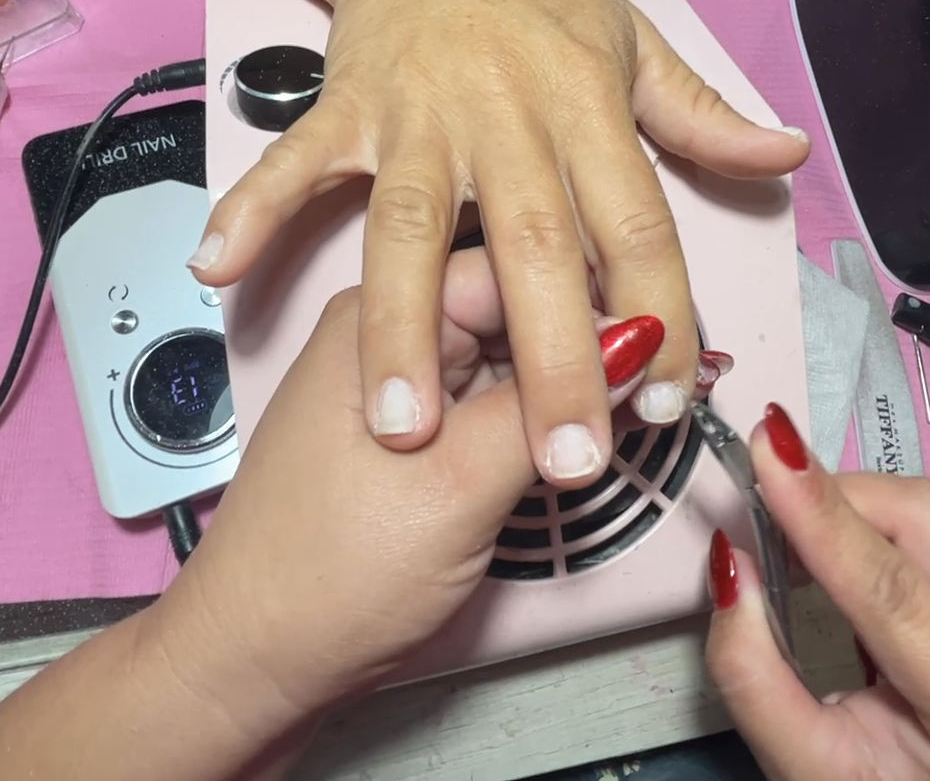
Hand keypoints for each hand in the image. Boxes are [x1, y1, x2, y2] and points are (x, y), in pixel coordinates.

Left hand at [157, 249, 680, 721]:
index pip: (506, 271)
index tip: (662, 337)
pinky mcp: (426, 426)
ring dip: (575, 384)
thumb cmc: (328, 571)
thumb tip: (635, 344)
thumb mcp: (455, 484)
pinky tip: (596, 430)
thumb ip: (548, 409)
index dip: (588, 300)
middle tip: (668, 376)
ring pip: (516, 357)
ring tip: (645, 403)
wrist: (261, 659)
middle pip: (516, 310)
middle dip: (590, 345)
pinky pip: (501, 400)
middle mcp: (395, 328)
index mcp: (382, 312)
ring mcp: (411, 378)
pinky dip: (549, 416)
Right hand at [190, 0, 806, 489]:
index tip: (663, 404)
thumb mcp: (629, 43)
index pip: (636, 225)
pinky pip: (294, 164)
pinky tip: (217, 268)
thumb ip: (701, 112)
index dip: (659, 317)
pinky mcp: (341, 107)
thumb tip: (786, 156)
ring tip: (401, 427)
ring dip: (405, 325)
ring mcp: (415, 115)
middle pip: (535, 248)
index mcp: (584, 106)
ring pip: (412, 228)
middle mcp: (504, 117)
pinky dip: (254, 211)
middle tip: (565, 466)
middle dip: (553, 359)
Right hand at [706, 405, 929, 780]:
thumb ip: (751, 670)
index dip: (822, 512)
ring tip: (806, 546)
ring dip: (859, 509)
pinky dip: (888, 528)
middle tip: (768, 512)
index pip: (896, 592)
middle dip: (836, 497)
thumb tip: (732, 558)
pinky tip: (859, 562)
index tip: (767, 443)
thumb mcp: (808, 769)